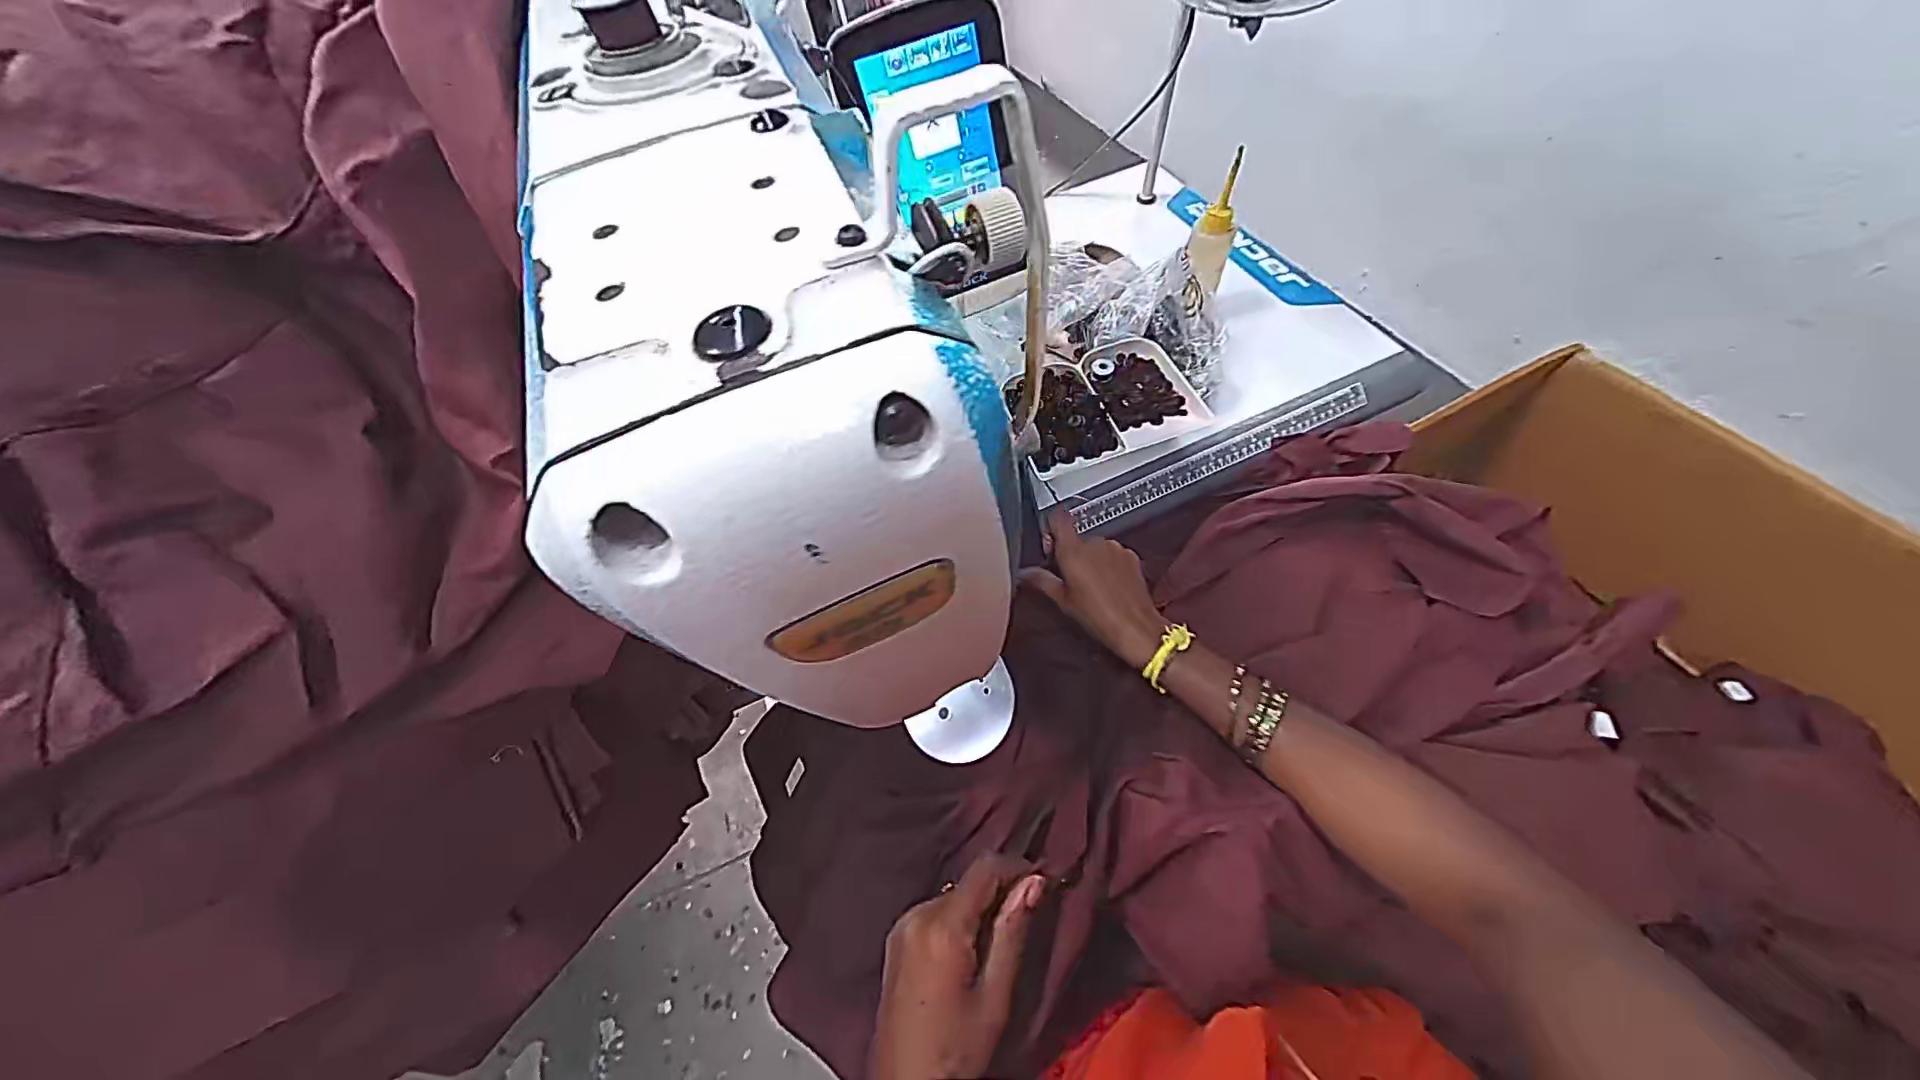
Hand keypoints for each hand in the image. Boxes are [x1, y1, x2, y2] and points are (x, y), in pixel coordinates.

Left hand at [869, 855, 1045, 1079]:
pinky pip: (935, 912)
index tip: (1040, 882)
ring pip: (953, 896)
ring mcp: (901, 925)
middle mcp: (916, 914)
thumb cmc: (955, 1051)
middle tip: (1025, 916)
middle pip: (968, 883)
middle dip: (1000, 891)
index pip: (984, 868)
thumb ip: (1012, 932)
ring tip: (998, 941)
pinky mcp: (896, 938)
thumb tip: (1033, 882)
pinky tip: (969, 950)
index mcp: (941, 926)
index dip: (1016, 867)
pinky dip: (958, 919)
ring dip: (979, 906)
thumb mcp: (995, 997)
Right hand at [1019, 506, 1166, 668]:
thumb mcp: (1062, 600)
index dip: (1051, 525)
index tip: (1048, 537)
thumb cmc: (1099, 616)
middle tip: (1068, 577)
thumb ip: (1041, 580)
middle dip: (1071, 553)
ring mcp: (1115, 548)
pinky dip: (1108, 565)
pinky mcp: (1130, 556)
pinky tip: (1107, 586)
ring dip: (1091, 560)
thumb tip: (1025, 574)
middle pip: (1076, 538)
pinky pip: (1113, 554)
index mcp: (1073, 551)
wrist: (1135, 626)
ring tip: (1090, 585)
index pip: (1058, 519)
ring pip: (1095, 547)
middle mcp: (1095, 543)